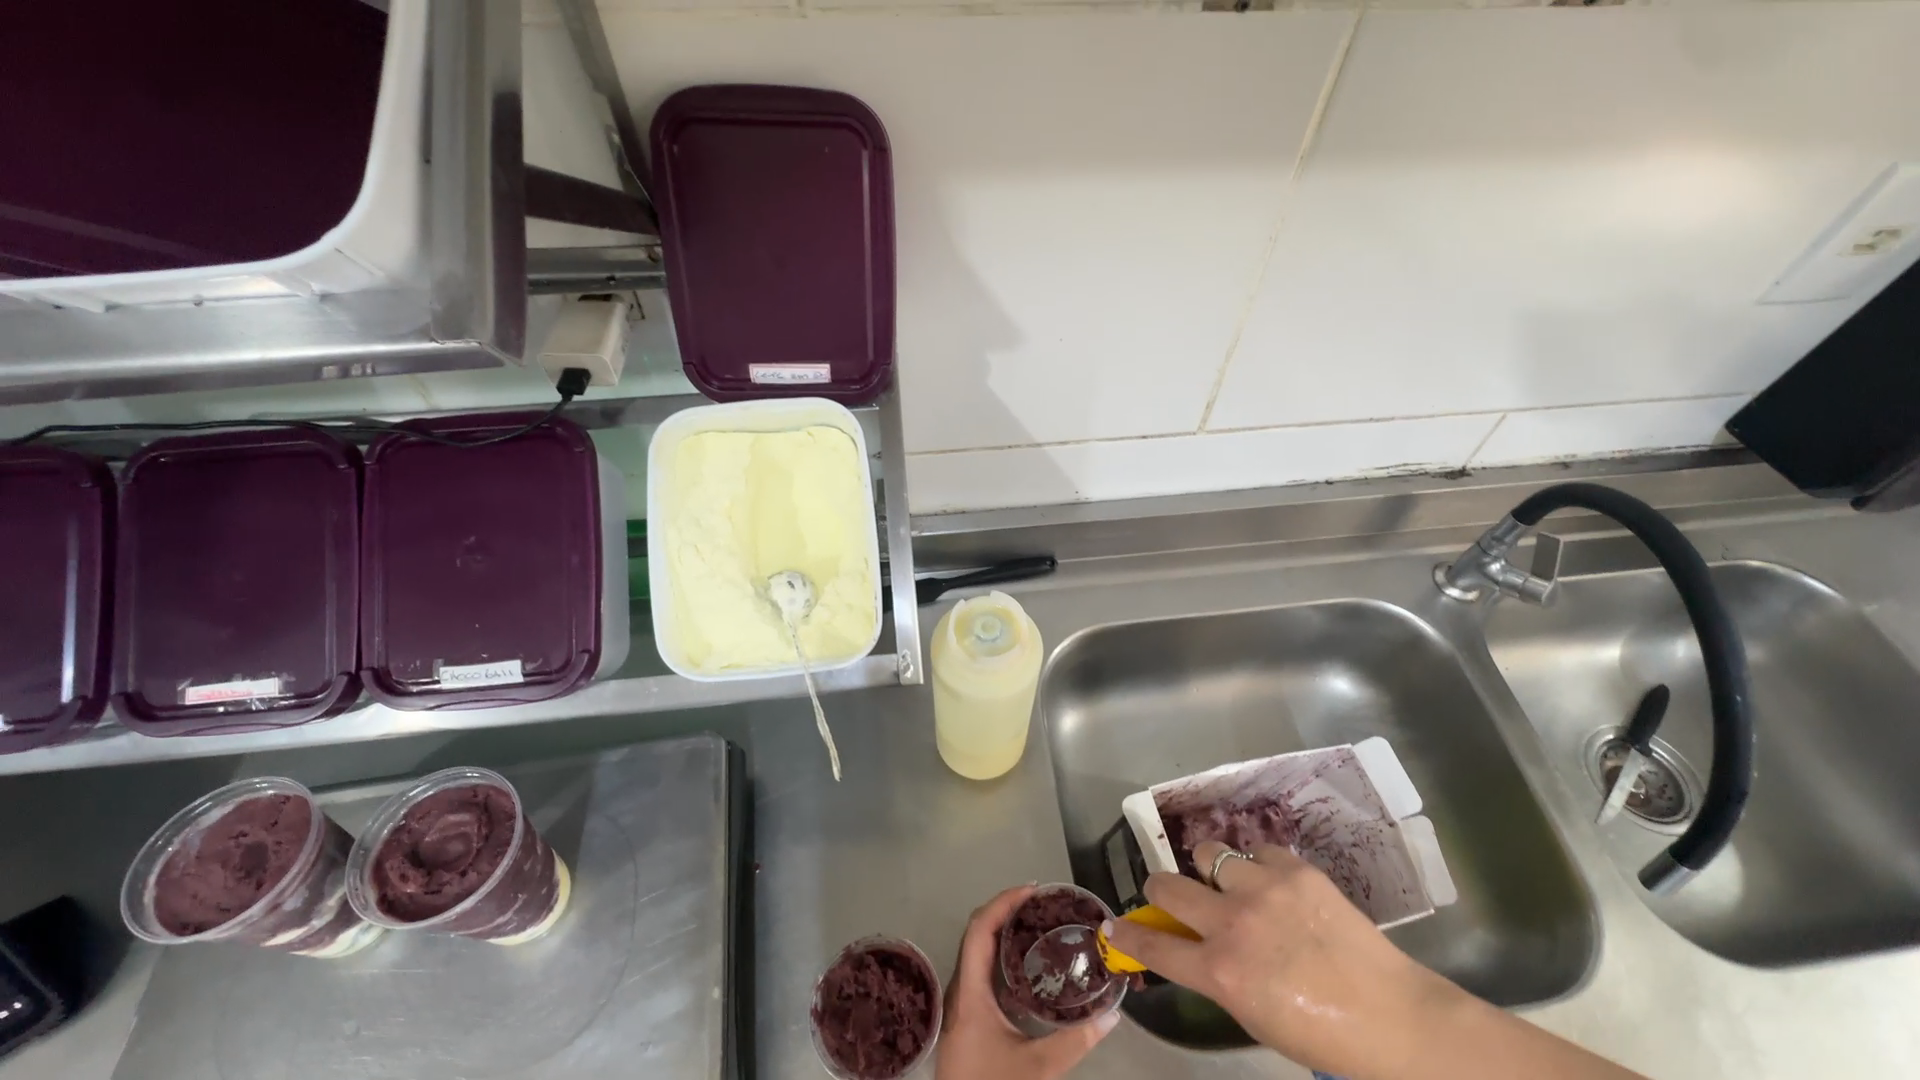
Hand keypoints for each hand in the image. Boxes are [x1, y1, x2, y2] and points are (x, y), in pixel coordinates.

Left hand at [936, 885, 1118, 1079]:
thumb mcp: (1037, 1068)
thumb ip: (1075, 1042)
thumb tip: (1112, 1015)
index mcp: (970, 991)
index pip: (979, 928)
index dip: (1004, 902)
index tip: (1034, 890)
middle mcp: (960, 988)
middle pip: (976, 932)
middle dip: (1006, 909)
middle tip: (1042, 903)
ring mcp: (961, 1002)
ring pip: (976, 950)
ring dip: (1002, 929)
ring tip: (1038, 921)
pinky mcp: (967, 1015)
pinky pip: (980, 968)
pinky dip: (1001, 953)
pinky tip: (1027, 962)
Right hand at [1101, 841, 1443, 1076]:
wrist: (1393, 1016)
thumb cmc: (1320, 1034)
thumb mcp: (1252, 1015)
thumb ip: (1218, 976)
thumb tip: (1195, 948)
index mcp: (1219, 972)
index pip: (1154, 945)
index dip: (1130, 933)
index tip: (1115, 924)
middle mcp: (1232, 924)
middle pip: (1167, 885)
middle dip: (1161, 889)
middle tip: (1173, 895)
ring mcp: (1263, 890)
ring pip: (1209, 854)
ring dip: (1213, 872)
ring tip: (1233, 884)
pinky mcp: (1295, 870)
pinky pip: (1257, 852)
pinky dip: (1259, 866)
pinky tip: (1277, 886)